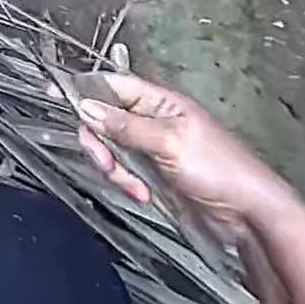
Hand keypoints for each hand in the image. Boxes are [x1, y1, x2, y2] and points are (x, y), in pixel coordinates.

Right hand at [70, 72, 297, 240]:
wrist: (250, 218)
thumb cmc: (221, 170)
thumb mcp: (169, 142)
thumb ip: (124, 126)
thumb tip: (86, 107)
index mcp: (160, 102)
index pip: (111, 85)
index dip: (83, 88)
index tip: (54, 93)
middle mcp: (151, 121)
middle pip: (102, 120)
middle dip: (99, 142)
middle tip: (105, 160)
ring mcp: (150, 148)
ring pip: (109, 148)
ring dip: (115, 169)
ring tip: (134, 186)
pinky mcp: (151, 173)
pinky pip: (122, 171)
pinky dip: (127, 183)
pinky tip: (144, 194)